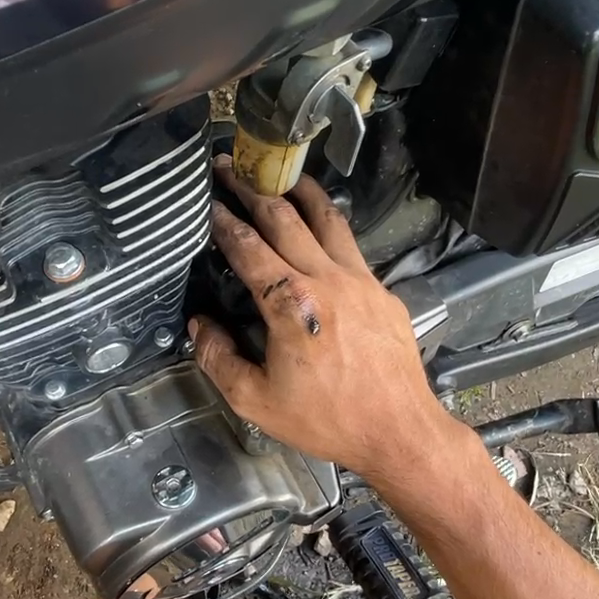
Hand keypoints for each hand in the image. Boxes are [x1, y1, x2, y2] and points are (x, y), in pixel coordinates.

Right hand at [190, 156, 465, 481]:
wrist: (398, 430)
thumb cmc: (328, 420)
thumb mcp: (256, 401)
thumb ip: (218, 359)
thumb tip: (200, 326)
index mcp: (291, 304)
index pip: (247, 248)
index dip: (222, 221)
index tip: (207, 201)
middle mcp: (327, 279)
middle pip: (283, 218)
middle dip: (251, 189)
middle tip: (230, 168)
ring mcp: (360, 280)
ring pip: (326, 218)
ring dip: (298, 190)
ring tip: (279, 172)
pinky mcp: (382, 290)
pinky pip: (350, 244)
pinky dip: (329, 223)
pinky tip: (321, 222)